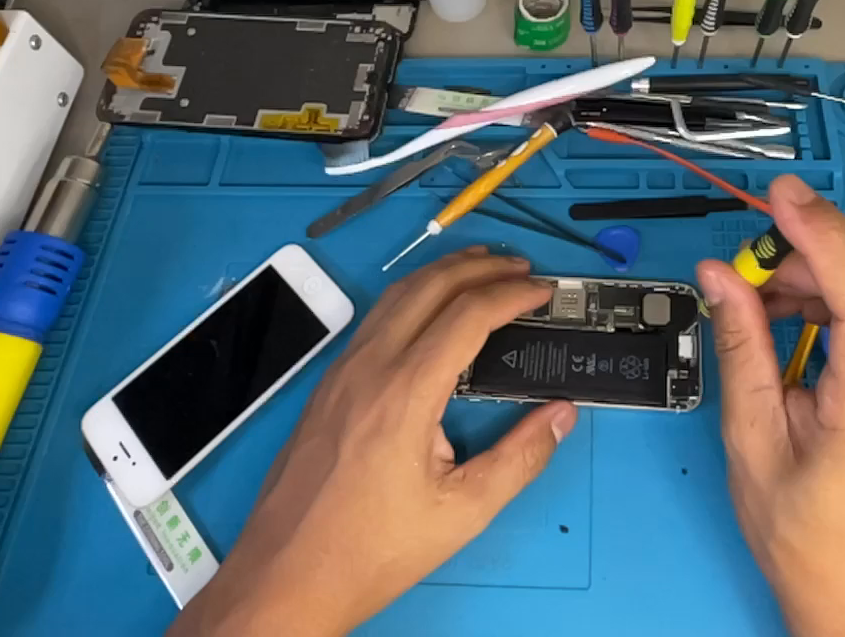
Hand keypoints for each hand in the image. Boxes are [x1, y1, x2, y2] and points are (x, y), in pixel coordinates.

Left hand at [172, 248, 576, 636]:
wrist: (282, 578)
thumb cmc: (373, 549)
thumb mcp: (461, 513)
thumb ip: (520, 458)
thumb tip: (563, 414)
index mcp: (406, 391)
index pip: (468, 314)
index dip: (511, 294)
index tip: (542, 291)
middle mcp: (371, 364)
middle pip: (431, 285)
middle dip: (481, 266)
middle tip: (521, 267)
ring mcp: (343, 367)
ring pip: (398, 292)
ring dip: (445, 270)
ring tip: (482, 267)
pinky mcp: (328, 380)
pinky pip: (378, 315)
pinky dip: (416, 292)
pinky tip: (431, 307)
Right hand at [697, 176, 844, 636]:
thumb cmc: (799, 530)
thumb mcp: (752, 438)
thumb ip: (740, 346)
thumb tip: (718, 276)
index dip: (823, 236)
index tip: (780, 196)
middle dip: (811, 252)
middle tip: (750, 268)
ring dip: (817, 275)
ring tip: (761, 301)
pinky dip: (829, 299)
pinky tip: (790, 320)